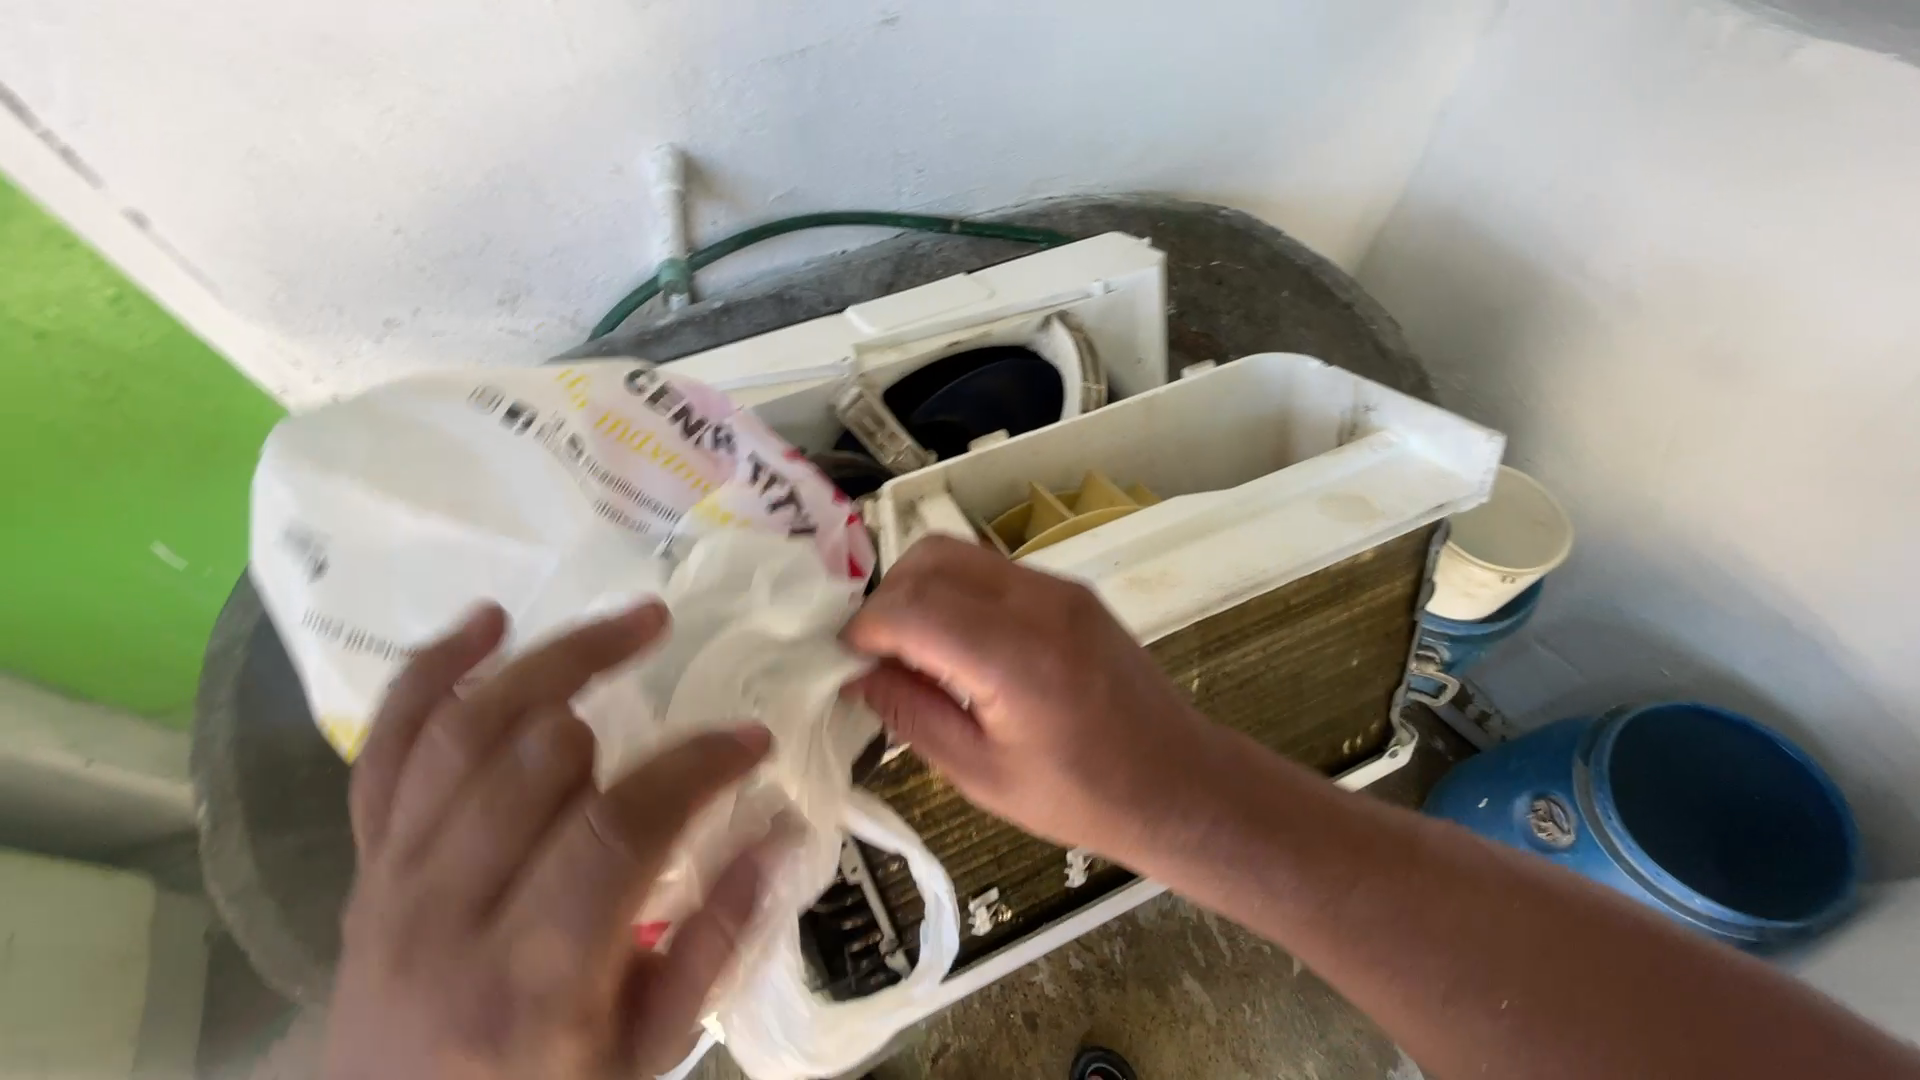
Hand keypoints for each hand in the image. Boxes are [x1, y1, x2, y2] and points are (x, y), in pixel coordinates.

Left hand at [325, 602, 770, 1079]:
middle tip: (672, 655)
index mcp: (533, 974)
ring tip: (623, 622)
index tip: (751, 739)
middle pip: (533, 758)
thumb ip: (717, 940)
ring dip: (550, 658)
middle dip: (615, 689)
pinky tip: (491, 621)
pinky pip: (387, 745)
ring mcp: (393, 876)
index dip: (695, 765)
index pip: (619, 828)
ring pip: (464, 730)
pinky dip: (435, 670)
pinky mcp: (365, 857)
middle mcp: (449, 912)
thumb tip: (778, 833)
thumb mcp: (650, 1050)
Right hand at [843, 537, 1217, 860]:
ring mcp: (1059, 587)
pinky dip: (956, 591)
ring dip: (920, 589)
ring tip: (913, 648)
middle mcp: (1037, 601)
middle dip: (887, 598)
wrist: (1178, 781)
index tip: (845, 661)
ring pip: (959, 553)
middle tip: (877, 653)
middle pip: (931, 558)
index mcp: (1015, 657)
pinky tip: (958, 642)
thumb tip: (855, 673)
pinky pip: (992, 569)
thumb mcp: (981, 775)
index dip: (864, 628)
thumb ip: (911, 714)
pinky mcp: (1070, 589)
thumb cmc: (1082, 797)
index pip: (911, 607)